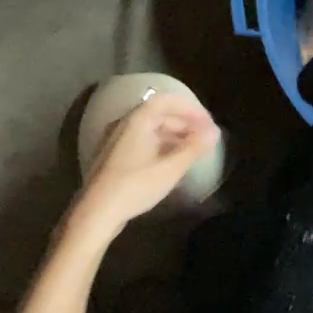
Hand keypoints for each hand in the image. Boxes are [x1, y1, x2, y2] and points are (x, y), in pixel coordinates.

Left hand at [67, 93, 219, 238]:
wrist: (97, 211)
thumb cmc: (135, 186)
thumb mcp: (170, 168)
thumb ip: (193, 148)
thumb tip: (215, 132)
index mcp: (137, 121)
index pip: (166, 100)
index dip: (190, 108)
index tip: (208, 122)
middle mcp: (124, 125)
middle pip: (158, 114)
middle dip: (184, 123)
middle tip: (204, 138)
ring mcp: (116, 140)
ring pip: (150, 130)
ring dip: (172, 136)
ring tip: (192, 151)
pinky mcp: (113, 157)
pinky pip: (141, 142)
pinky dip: (160, 146)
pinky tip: (170, 162)